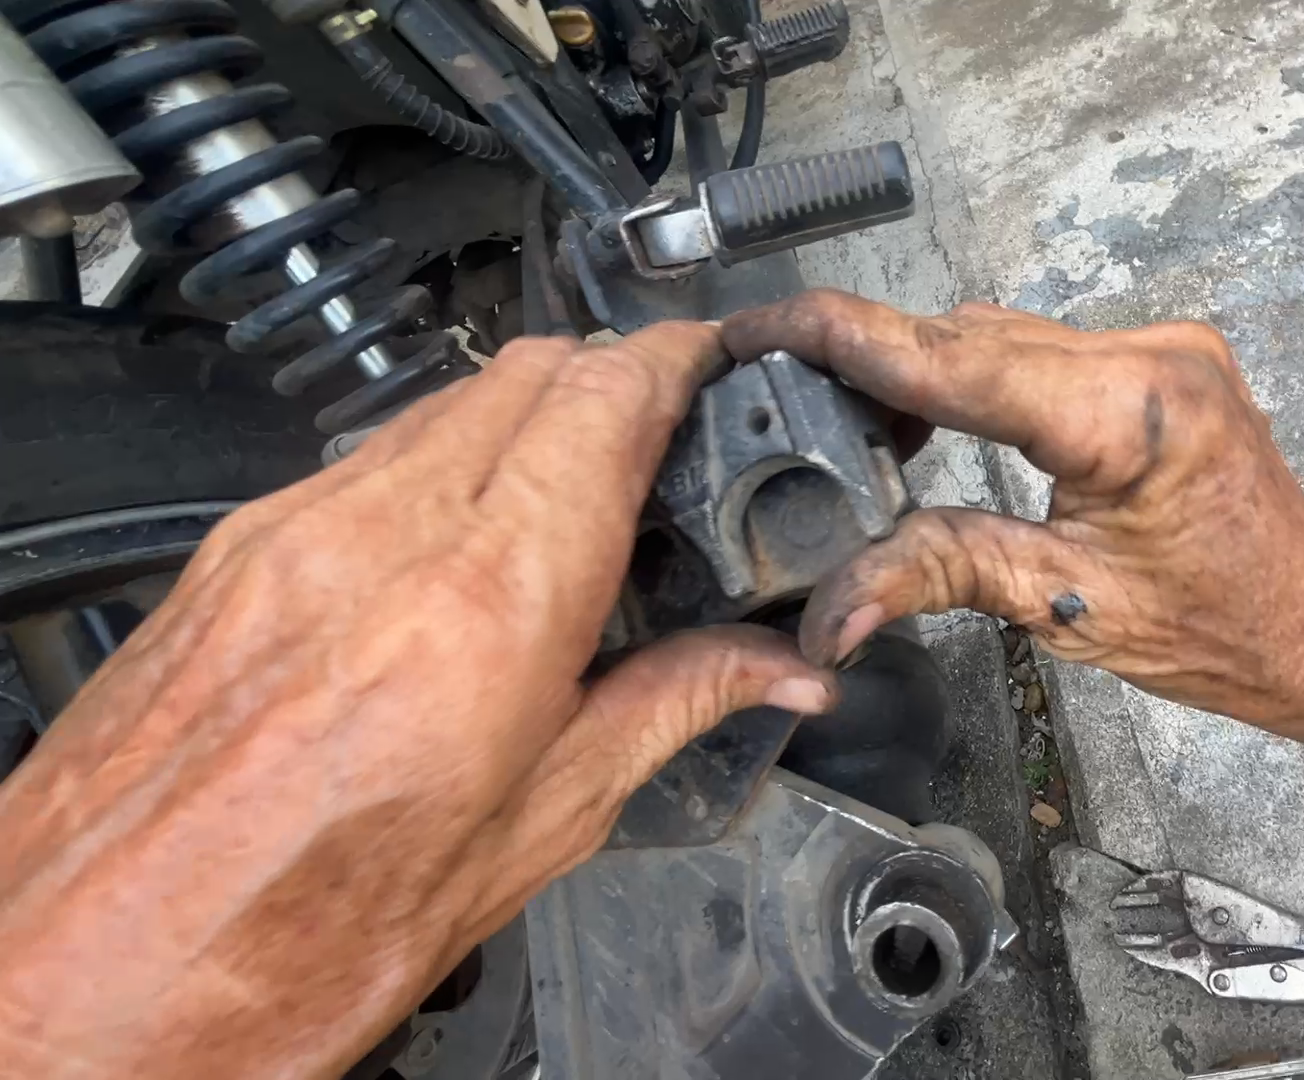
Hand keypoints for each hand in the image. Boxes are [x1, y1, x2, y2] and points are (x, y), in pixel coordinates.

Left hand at [0, 326, 834, 1079]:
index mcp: (492, 604)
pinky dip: (469, 442)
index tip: (707, 357)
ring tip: (596, 469)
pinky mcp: (250, 538)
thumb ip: (685, 698)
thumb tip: (787, 670)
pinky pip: (390, 438)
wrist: (106, 975)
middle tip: (674, 417)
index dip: (668, 360)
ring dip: (547, 403)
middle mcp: (388, 536)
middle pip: (533, 371)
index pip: (600, 408)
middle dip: (619, 370)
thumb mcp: (562, 805)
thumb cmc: (332, 915)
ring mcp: (303, 524)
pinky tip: (493, 512)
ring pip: (460, 393)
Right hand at [723, 291, 1303, 754]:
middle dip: (872, 353)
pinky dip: (977, 374)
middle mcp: (1150, 352)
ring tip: (849, 413)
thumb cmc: (1213, 634)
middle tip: (784, 375)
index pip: (957, 362)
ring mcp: (1162, 347)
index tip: (767, 325)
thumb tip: (833, 609)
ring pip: (1003, 336)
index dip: (849, 339)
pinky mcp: (1162, 362)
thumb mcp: (1065, 607)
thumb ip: (942, 571)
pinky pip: (1042, 350)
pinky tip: (935, 413)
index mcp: (1128, 412)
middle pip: (973, 338)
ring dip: (923, 366)